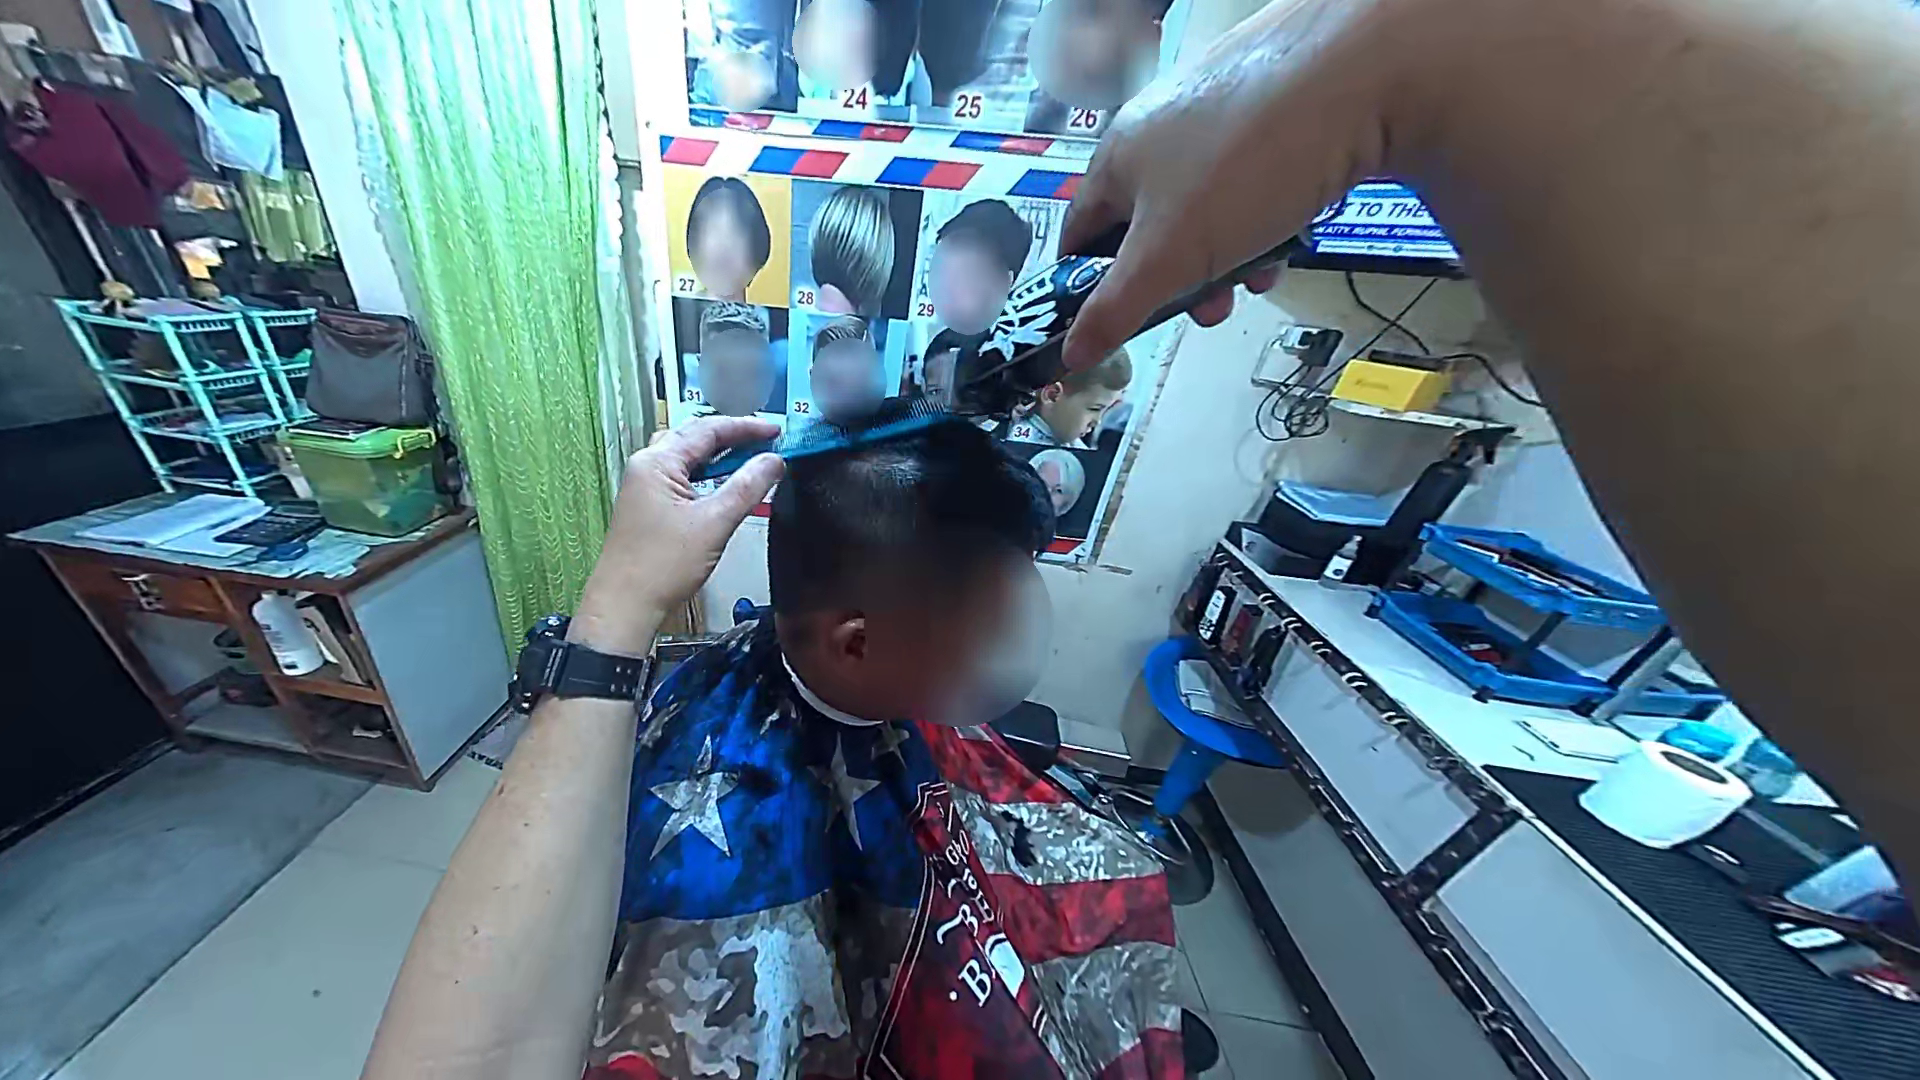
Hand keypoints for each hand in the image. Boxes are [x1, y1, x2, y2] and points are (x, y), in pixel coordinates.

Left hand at [569, 417, 783, 654]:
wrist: (625, 606)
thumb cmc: (665, 564)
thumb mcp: (714, 523)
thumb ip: (748, 487)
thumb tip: (776, 460)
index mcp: (657, 463)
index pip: (707, 430)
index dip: (746, 427)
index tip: (778, 430)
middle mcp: (647, 466)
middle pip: (695, 437)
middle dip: (733, 436)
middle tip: (768, 440)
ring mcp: (646, 486)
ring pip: (689, 457)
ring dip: (722, 454)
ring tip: (754, 457)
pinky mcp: (650, 505)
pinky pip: (684, 476)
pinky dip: (710, 473)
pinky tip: (728, 483)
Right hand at [1058, 0, 1420, 369]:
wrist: (1377, 64)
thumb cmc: (1242, 171)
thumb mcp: (1166, 260)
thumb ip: (1112, 312)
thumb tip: (1069, 356)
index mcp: (1116, 159)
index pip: (1077, 237)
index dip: (1086, 288)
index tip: (1115, 323)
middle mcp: (1157, 127)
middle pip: (1144, 230)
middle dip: (1169, 284)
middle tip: (1201, 311)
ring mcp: (1217, 109)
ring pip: (1199, 212)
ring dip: (1218, 261)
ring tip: (1252, 282)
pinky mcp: (1272, 102)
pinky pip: (1245, 182)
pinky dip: (1257, 221)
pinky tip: (1287, 237)